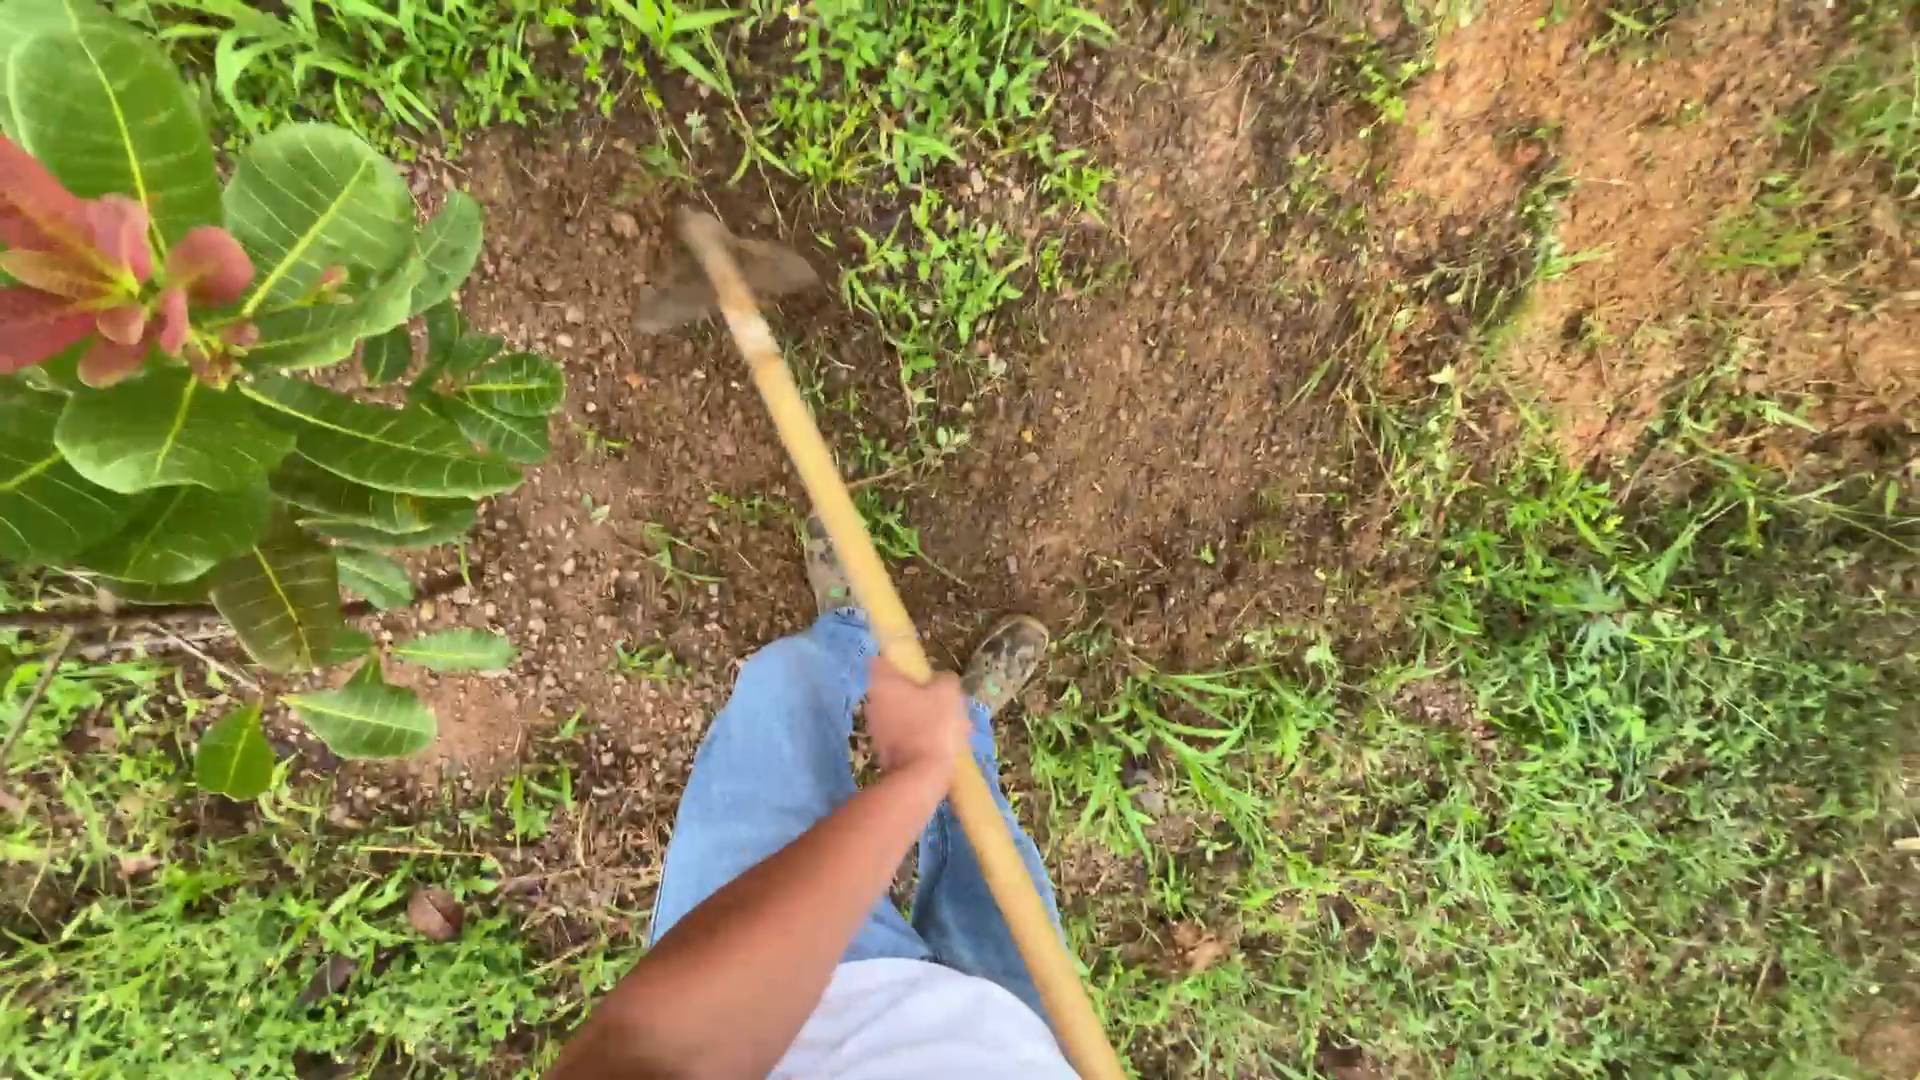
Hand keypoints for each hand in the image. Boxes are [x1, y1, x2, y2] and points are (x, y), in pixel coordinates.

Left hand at [863, 656, 967, 783]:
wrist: (920, 777)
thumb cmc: (933, 726)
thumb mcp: (948, 693)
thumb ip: (945, 678)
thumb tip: (941, 680)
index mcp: (883, 683)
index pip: (883, 659)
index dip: (903, 661)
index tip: (924, 670)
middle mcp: (874, 703)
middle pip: (900, 689)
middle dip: (925, 694)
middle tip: (949, 701)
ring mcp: (878, 729)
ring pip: (908, 713)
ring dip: (930, 716)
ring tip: (958, 727)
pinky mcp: (887, 751)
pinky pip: (909, 734)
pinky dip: (926, 736)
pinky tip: (950, 745)